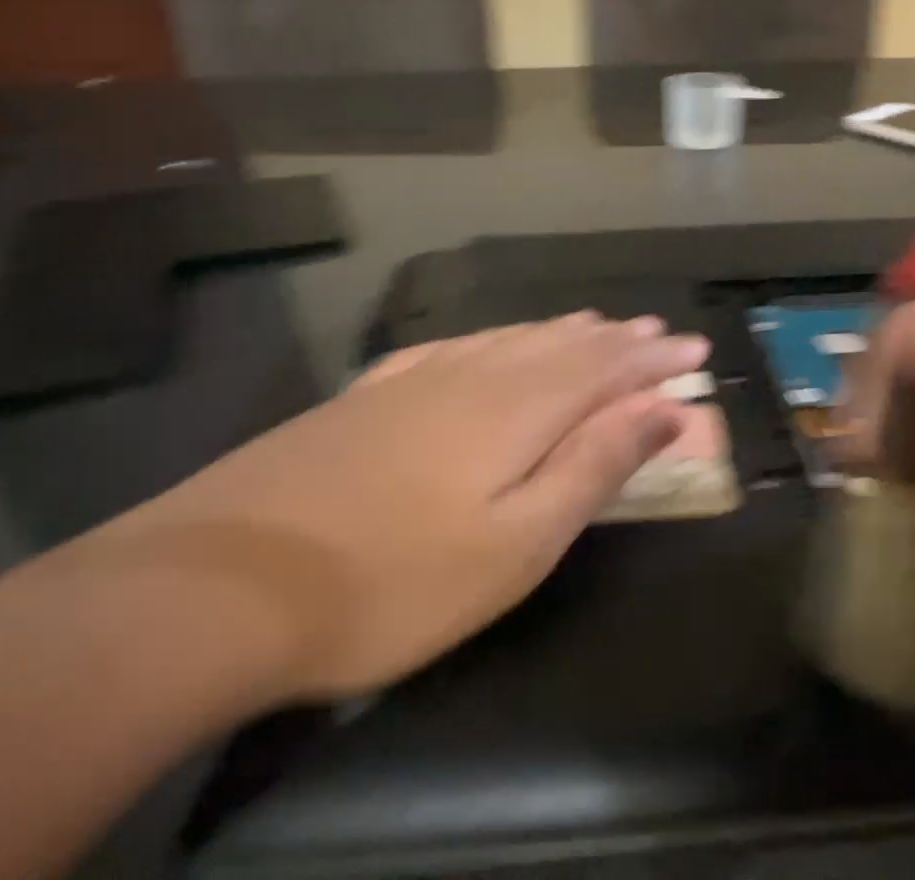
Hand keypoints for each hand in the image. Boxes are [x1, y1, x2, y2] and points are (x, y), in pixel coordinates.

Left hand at [93, 313, 708, 699]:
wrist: (219, 588)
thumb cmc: (394, 585)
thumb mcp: (517, 543)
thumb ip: (592, 467)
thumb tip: (662, 411)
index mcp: (513, 411)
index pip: (602, 371)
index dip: (652, 365)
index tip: (695, 354)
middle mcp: (465, 379)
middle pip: (555, 348)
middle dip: (612, 343)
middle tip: (654, 335)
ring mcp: (404, 386)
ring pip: (501, 342)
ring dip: (555, 334)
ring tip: (590, 326)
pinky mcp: (359, 403)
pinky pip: (445, 349)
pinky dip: (486, 341)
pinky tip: (484, 342)